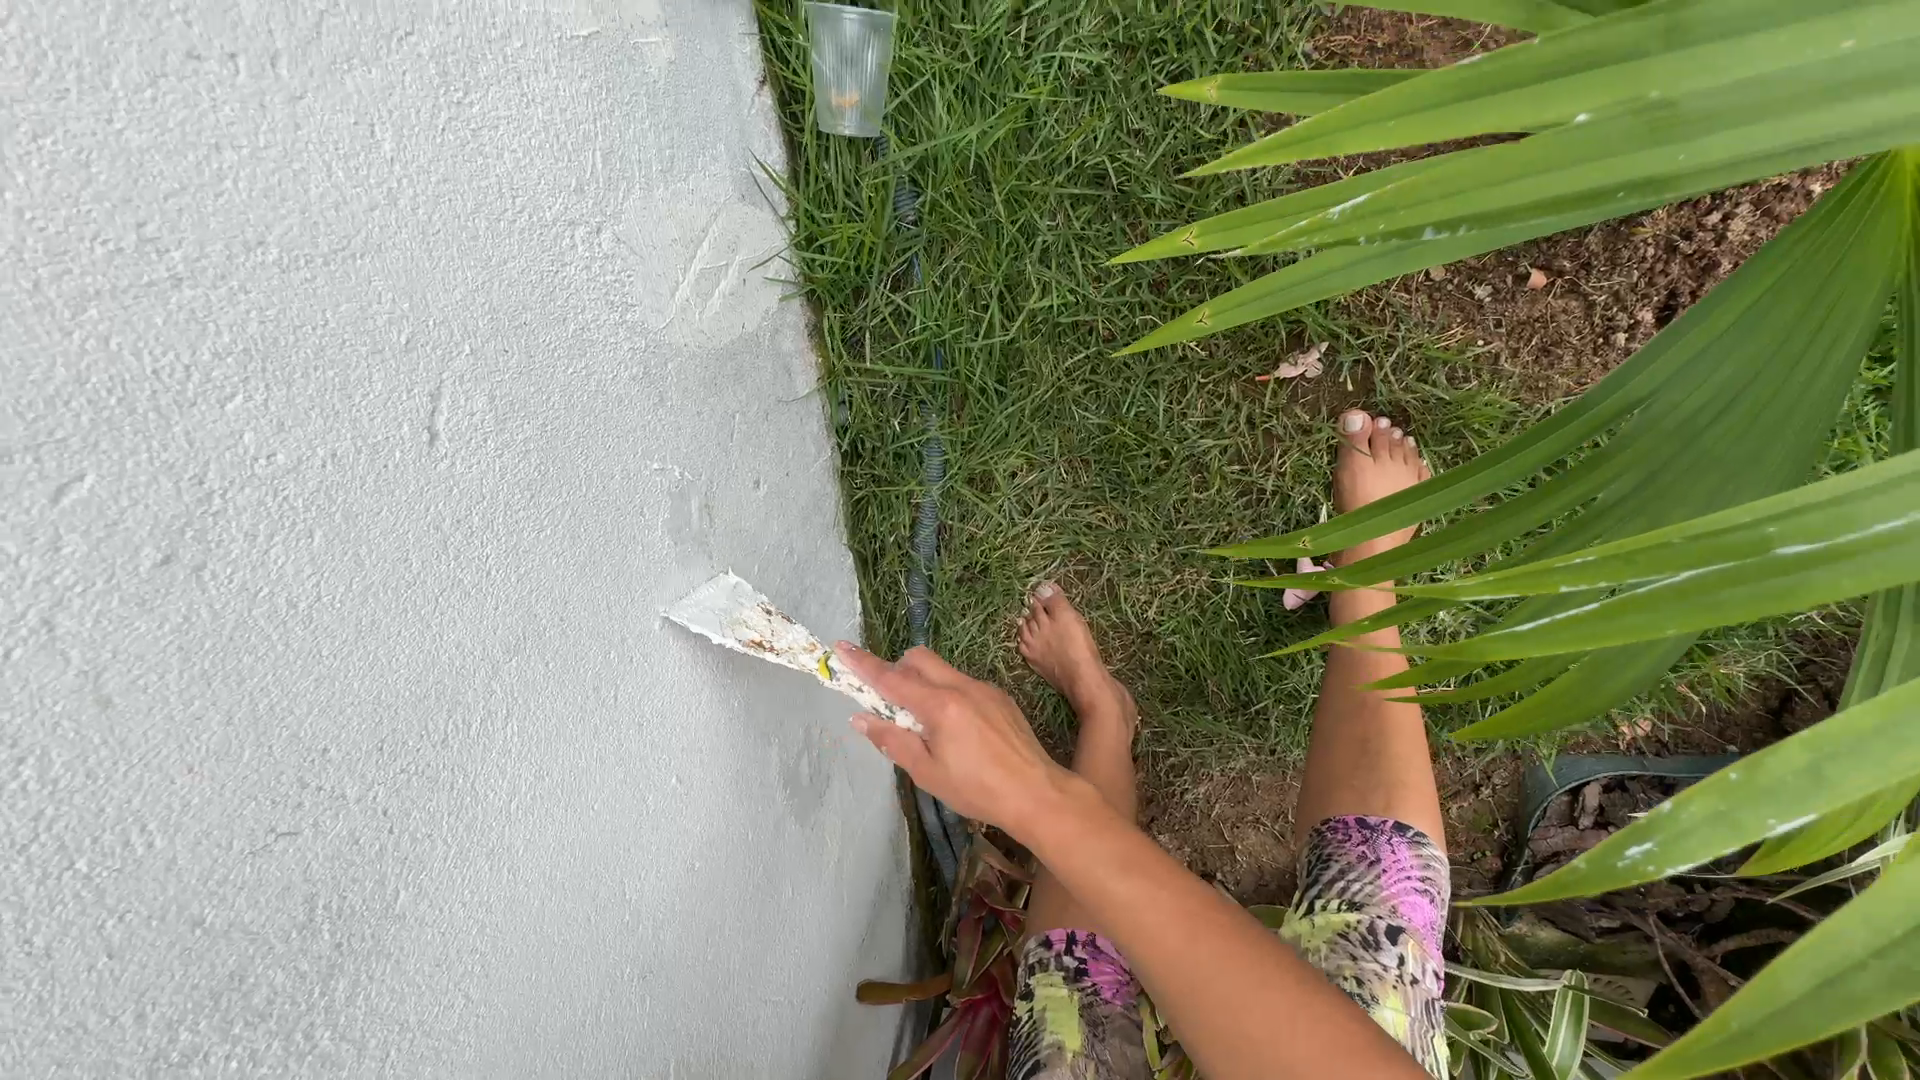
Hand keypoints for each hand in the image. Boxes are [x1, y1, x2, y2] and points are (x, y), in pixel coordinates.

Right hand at [834, 642, 1073, 836]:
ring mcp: (984, 688)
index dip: (864, 663)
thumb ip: (893, 741)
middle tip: (890, 701)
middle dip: (897, 668)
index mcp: (940, 705)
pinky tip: (958, 731)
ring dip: (924, 684)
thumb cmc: (976, 790)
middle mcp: (962, 686)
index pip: (892, 678)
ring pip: (943, 671)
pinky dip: (948, 695)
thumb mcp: (927, 772)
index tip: (842, 648)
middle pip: (919, 659)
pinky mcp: (1000, 696)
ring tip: (926, 725)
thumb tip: (862, 718)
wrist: (1036, 792)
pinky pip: (964, 684)